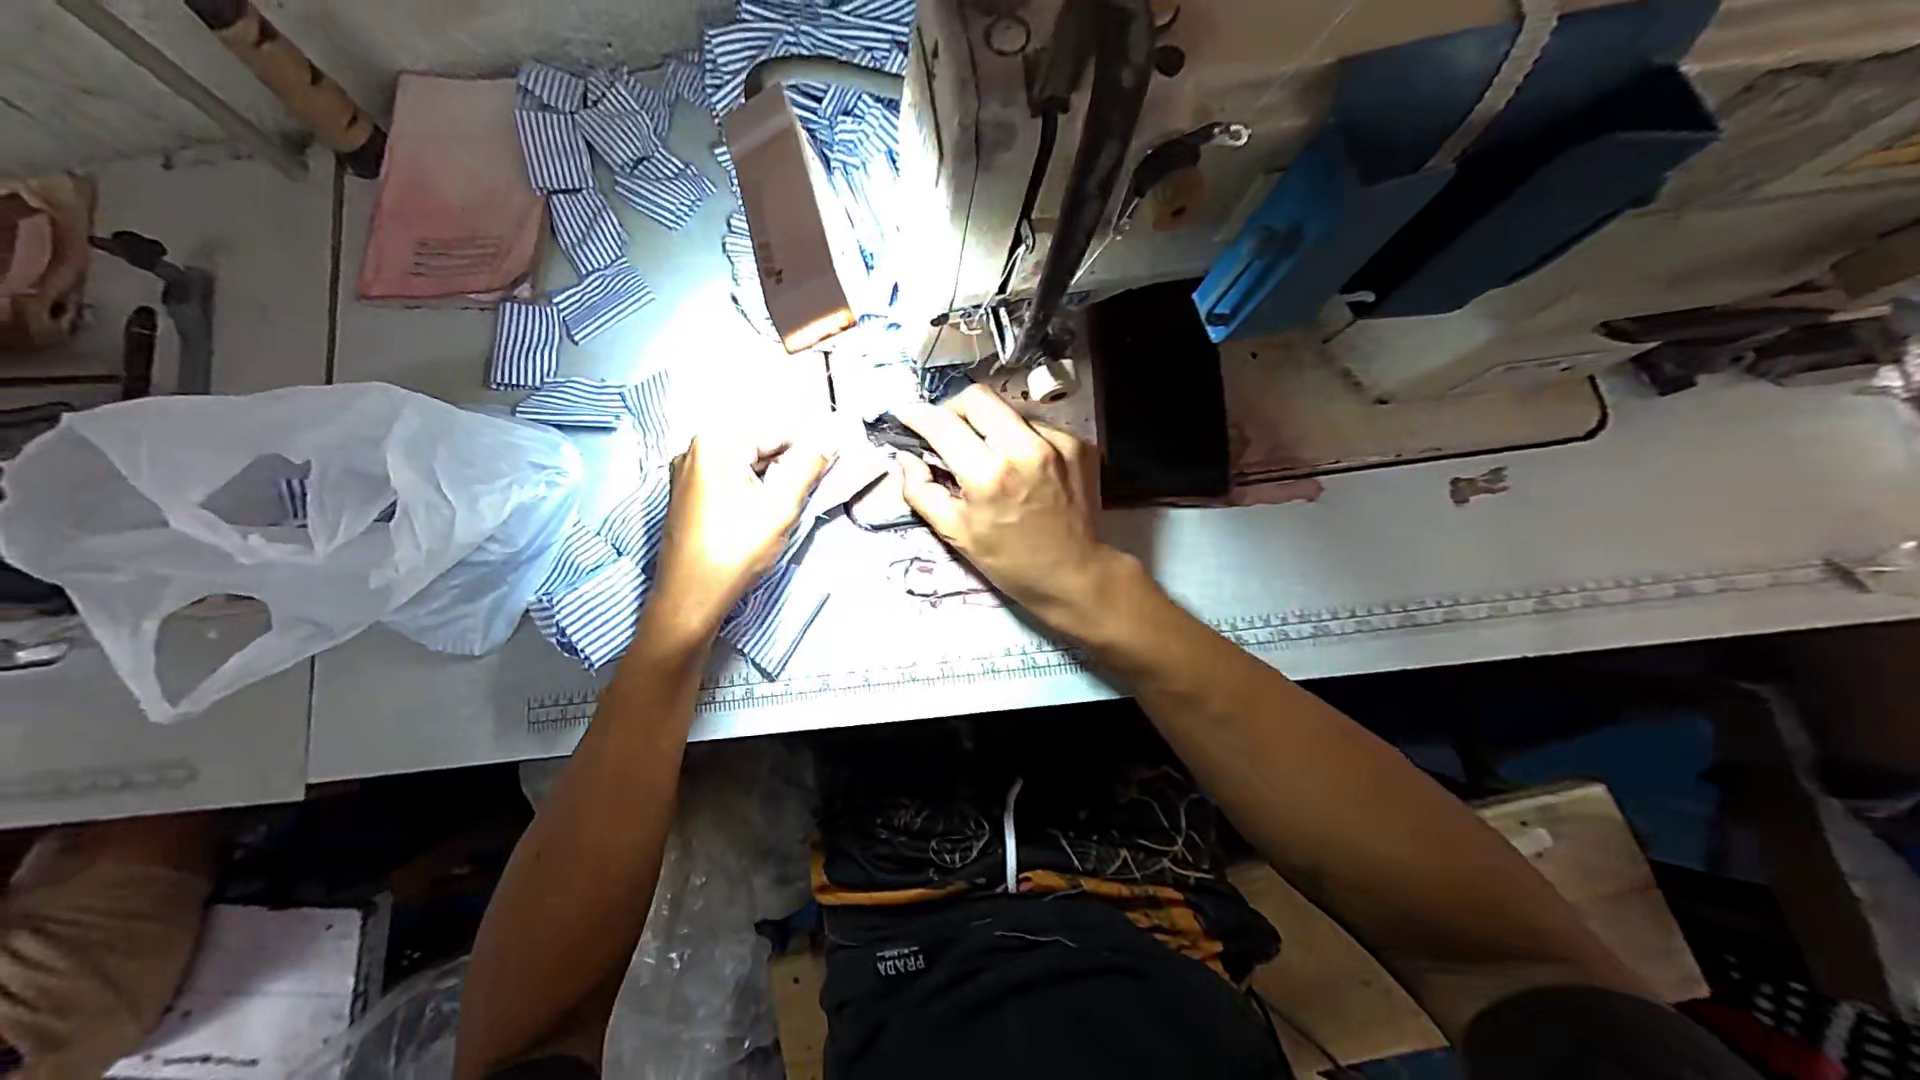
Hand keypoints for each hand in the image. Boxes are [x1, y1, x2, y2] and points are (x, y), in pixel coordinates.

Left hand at [646, 433, 829, 641]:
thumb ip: (809, 467)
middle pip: (756, 450)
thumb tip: (828, 441)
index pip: (776, 435)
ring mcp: (684, 474)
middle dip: (780, 474)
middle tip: (788, 506)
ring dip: (764, 488)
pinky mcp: (683, 497)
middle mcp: (693, 450)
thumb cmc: (735, 551)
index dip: (800, 459)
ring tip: (768, 519)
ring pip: (741, 469)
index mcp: (715, 441)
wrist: (690, 596)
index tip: (812, 482)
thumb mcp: (782, 505)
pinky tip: (750, 523)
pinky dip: (744, 497)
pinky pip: (724, 484)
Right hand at [894, 384, 1128, 631]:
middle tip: (947, 431)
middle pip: (978, 397)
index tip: (907, 415)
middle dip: (954, 408)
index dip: (917, 415)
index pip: (943, 424)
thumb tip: (906, 457)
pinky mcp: (1078, 444)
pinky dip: (1021, 440)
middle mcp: (1025, 449)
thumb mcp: (955, 533)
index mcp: (989, 476)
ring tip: (990, 458)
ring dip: (990, 427)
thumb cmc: (1009, 561)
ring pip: (1008, 411)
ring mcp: (1057, 443)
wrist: (1074, 574)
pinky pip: (1036, 427)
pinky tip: (1023, 468)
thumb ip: (921, 491)